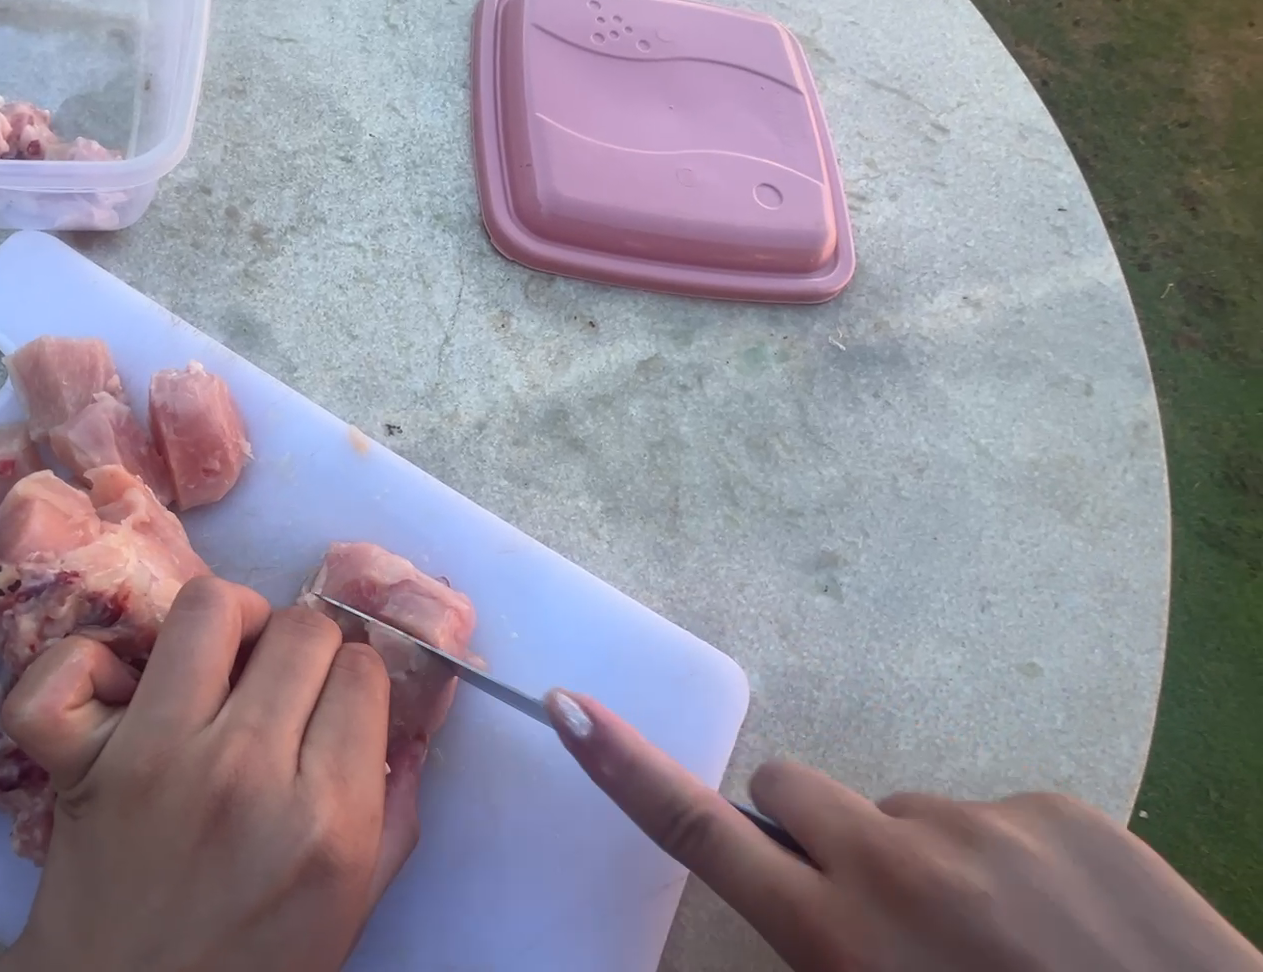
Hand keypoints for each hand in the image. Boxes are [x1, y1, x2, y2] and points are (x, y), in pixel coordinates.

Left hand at [0, 577, 428, 971]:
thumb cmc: (253, 959)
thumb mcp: (354, 903)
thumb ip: (395, 807)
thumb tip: (409, 715)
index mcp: (328, 817)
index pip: (362, 668)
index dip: (352, 676)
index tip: (332, 696)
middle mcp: (246, 771)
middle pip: (301, 628)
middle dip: (304, 645)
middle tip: (280, 681)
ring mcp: (156, 755)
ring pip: (209, 606)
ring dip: (227, 620)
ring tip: (220, 661)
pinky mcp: (80, 758)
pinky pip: (72, 665)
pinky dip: (87, 663)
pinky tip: (118, 691)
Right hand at [544, 689, 1262, 971]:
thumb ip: (817, 954)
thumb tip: (786, 891)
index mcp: (843, 939)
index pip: (696, 830)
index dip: (622, 766)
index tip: (568, 705)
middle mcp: (892, 864)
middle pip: (785, 789)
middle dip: (807, 829)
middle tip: (878, 907)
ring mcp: (982, 827)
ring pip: (897, 809)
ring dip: (924, 857)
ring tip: (1015, 942)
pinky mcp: (1063, 809)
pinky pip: (993, 812)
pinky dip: (1012, 856)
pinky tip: (1085, 926)